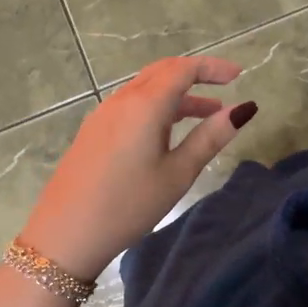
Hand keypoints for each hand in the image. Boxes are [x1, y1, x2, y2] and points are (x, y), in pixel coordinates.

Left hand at [19, 55, 251, 279]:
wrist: (62, 239)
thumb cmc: (127, 205)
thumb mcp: (178, 173)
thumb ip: (211, 136)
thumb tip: (244, 108)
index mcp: (144, 105)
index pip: (183, 69)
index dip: (213, 67)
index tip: (239, 76)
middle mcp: (122, 101)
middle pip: (163, 70)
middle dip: (196, 73)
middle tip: (225, 84)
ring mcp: (103, 116)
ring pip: (146, 88)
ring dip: (179, 93)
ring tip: (207, 114)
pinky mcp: (93, 133)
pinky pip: (132, 104)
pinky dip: (159, 106)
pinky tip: (169, 132)